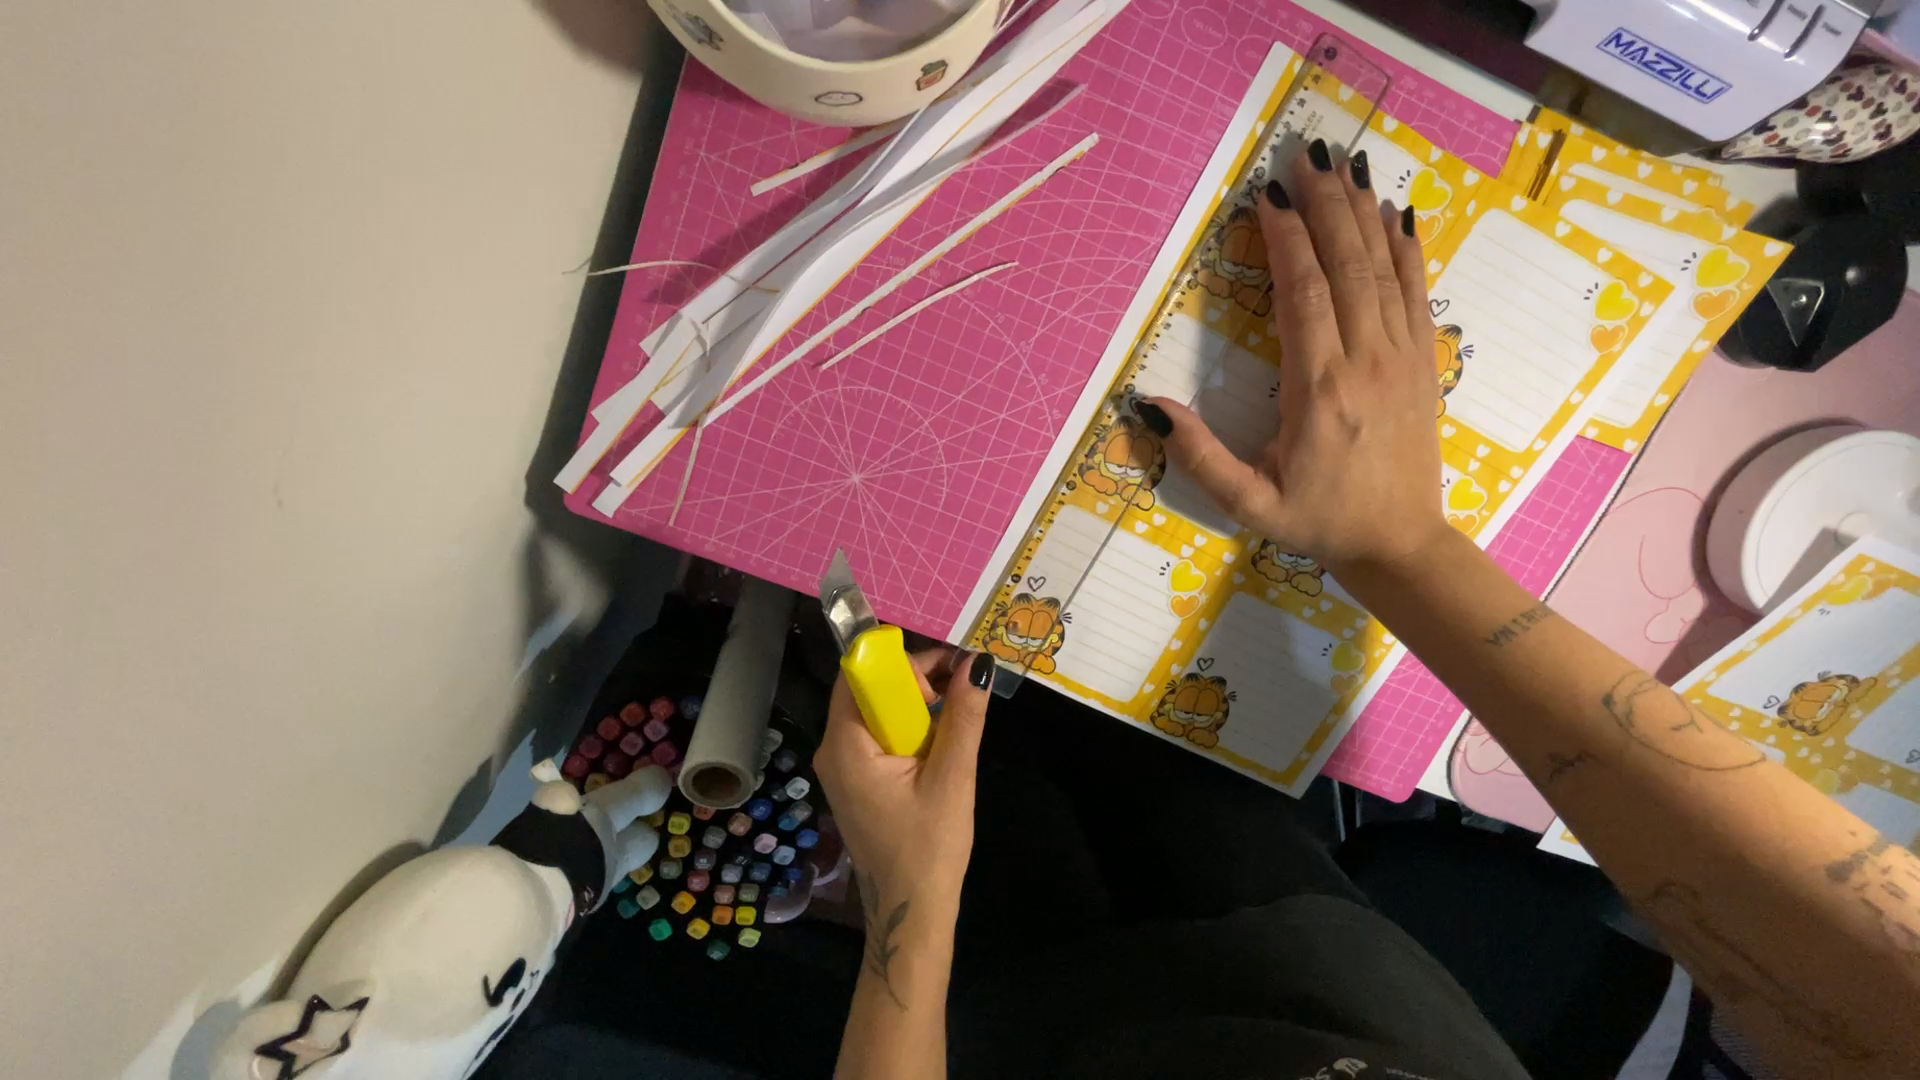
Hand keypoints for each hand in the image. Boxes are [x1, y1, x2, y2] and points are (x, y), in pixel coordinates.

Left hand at [815, 647, 994, 921]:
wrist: (911, 913)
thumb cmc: (929, 848)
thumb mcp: (952, 778)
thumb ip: (963, 717)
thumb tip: (977, 664)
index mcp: (845, 745)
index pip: (860, 674)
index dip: (902, 663)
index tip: (946, 671)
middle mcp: (832, 749)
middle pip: (867, 689)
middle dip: (914, 680)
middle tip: (960, 688)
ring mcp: (842, 766)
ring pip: (875, 711)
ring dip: (915, 703)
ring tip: (957, 711)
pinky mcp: (856, 780)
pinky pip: (878, 734)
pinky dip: (908, 727)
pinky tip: (940, 739)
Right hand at [1142, 141, 1446, 575]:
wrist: (1400, 545)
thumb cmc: (1318, 522)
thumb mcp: (1247, 503)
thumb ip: (1200, 457)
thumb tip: (1151, 407)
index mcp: (1318, 388)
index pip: (1303, 293)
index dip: (1287, 238)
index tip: (1269, 194)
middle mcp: (1366, 359)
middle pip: (1347, 264)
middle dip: (1326, 205)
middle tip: (1307, 155)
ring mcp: (1403, 356)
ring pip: (1384, 269)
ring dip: (1363, 213)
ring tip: (1348, 165)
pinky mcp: (1423, 363)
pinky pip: (1417, 292)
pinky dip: (1406, 249)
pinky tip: (1397, 215)